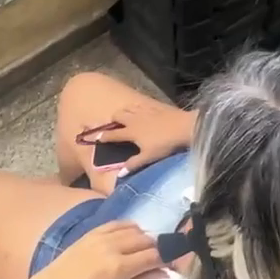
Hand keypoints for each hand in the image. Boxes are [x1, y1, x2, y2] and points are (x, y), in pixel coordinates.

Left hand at [20, 222, 164, 278]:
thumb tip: (164, 273)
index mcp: (118, 268)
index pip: (154, 256)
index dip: (168, 259)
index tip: (174, 264)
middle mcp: (112, 247)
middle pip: (147, 240)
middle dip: (158, 249)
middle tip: (160, 260)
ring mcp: (101, 237)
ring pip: (135, 229)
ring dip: (145, 239)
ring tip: (144, 251)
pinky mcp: (92, 232)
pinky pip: (119, 223)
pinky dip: (130, 229)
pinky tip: (131, 238)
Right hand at [79, 100, 194, 177]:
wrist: (183, 126)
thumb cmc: (165, 144)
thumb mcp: (149, 156)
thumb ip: (133, 164)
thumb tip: (119, 174)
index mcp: (130, 132)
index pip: (112, 134)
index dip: (103, 136)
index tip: (96, 137)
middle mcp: (133, 119)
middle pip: (116, 116)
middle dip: (113, 121)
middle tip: (115, 126)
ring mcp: (143, 110)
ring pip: (127, 108)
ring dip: (123, 113)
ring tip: (126, 118)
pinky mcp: (154, 106)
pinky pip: (140, 104)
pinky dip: (136, 108)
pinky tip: (141, 112)